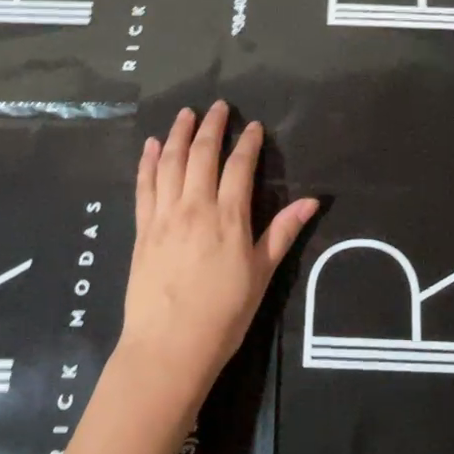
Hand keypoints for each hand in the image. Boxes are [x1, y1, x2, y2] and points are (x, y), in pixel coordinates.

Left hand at [119, 101, 319, 392]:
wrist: (168, 348)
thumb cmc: (224, 315)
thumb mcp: (262, 275)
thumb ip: (283, 232)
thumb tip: (312, 201)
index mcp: (229, 217)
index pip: (239, 167)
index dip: (247, 143)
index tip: (253, 126)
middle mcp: (194, 207)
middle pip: (201, 155)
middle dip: (211, 127)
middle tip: (218, 106)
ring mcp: (164, 217)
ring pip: (169, 163)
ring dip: (177, 134)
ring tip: (185, 114)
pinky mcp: (142, 230)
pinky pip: (143, 186)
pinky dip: (147, 162)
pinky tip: (150, 146)